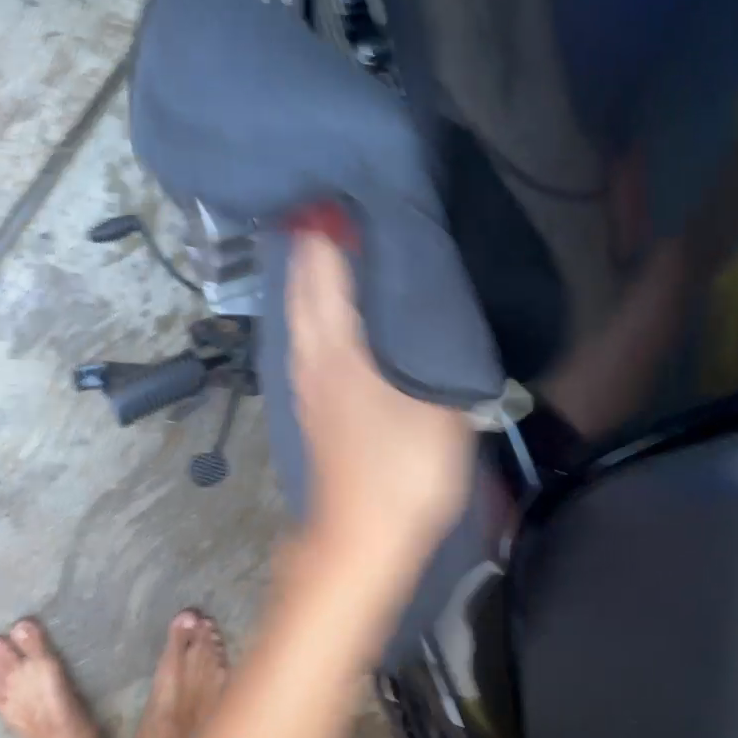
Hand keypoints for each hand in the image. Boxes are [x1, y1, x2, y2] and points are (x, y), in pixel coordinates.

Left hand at [285, 231, 472, 569]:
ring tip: (333, 249)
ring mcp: (305, 386)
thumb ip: (438, 355)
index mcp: (337, 349)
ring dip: (309, 280)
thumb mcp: (439, 409)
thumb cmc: (402, 475)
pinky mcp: (311, 408)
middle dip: (310, 248)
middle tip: (331, 211)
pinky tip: (333, 313)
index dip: (326, 232)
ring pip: (298, 316)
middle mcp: (310, 359)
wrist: (360, 542)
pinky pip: (306, 340)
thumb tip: (433, 312)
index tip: (337, 195)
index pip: (322, 273)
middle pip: (300, 289)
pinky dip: (314, 312)